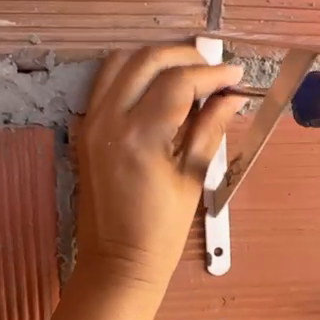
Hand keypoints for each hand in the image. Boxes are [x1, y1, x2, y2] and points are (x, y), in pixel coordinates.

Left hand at [76, 45, 243, 291]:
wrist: (117, 263)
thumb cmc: (159, 232)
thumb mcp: (191, 179)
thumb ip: (208, 130)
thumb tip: (231, 98)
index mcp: (140, 137)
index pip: (179, 82)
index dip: (212, 74)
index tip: (235, 76)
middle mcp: (110, 121)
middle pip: (147, 60)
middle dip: (185, 56)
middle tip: (212, 69)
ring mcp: (91, 123)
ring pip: (121, 63)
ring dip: (155, 59)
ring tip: (186, 72)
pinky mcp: (84, 130)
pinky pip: (106, 84)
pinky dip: (132, 74)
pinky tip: (157, 88)